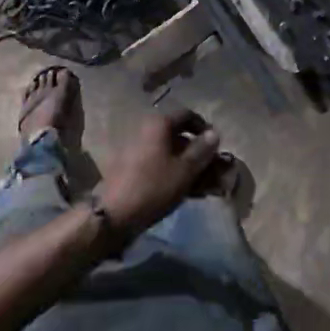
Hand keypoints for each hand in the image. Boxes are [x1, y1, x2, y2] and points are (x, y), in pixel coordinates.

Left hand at [96, 109, 221, 233]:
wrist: (113, 214)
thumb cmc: (153, 187)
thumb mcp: (185, 170)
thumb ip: (202, 150)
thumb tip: (214, 133)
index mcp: (159, 123)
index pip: (188, 115)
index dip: (205, 129)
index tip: (216, 147)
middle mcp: (147, 129)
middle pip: (179, 135)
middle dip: (197, 152)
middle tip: (212, 170)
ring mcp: (137, 148)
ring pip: (170, 152)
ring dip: (188, 165)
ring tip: (202, 185)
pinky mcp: (131, 167)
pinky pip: (159, 163)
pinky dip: (173, 172)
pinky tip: (185, 190)